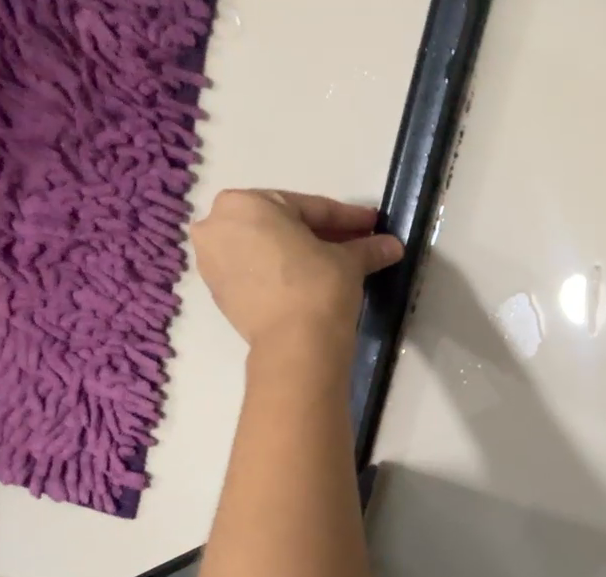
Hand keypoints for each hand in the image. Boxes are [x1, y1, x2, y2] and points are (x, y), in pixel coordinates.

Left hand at [191, 190, 403, 350]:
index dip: (349, 217)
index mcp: (246, 203)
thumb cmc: (319, 286)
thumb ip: (369, 248)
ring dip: (299, 253)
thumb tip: (394, 245)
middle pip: (282, 225)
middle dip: (322, 235)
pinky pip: (255, 271)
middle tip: (356, 245)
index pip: (310, 208)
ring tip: (332, 266)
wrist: (295, 343)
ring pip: (266, 248)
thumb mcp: (350, 262)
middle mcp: (217, 222)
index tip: (374, 224)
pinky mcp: (218, 289)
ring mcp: (211, 257)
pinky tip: (307, 284)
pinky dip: (281, 273)